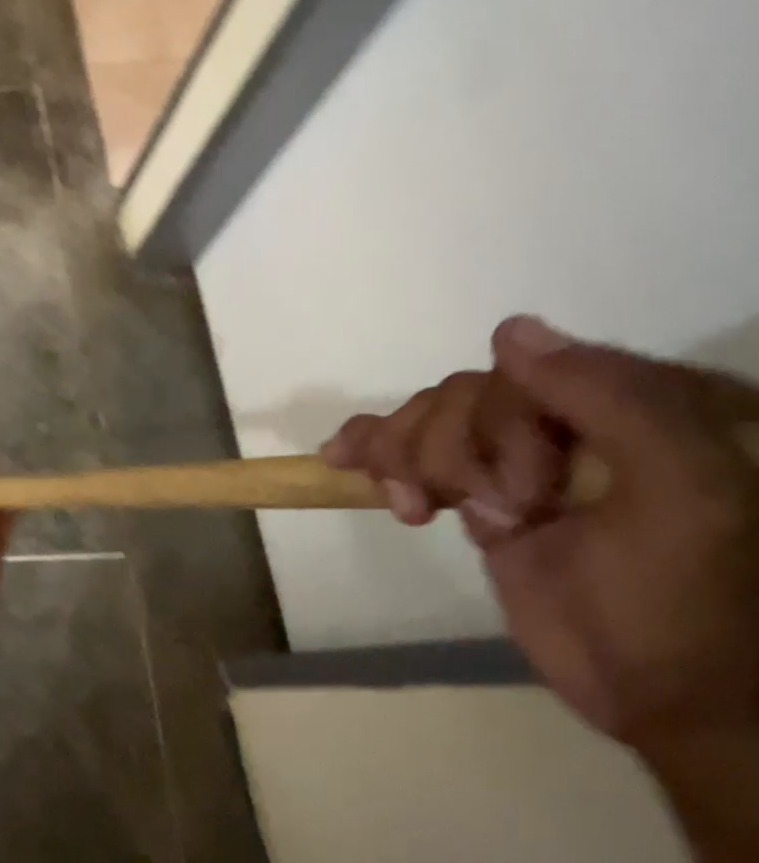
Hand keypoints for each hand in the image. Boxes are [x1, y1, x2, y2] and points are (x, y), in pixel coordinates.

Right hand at [321, 316, 758, 757]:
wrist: (655, 695)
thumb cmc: (682, 605)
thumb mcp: (680, 499)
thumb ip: (616, 403)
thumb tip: (510, 331)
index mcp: (649, 405)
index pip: (535, 369)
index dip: (506, 421)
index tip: (524, 495)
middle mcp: (582, 417)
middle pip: (471, 392)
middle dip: (454, 452)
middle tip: (495, 517)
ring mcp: (525, 452)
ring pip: (430, 415)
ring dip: (405, 459)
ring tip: (414, 512)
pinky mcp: (479, 484)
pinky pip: (408, 441)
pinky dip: (371, 448)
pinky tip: (344, 462)